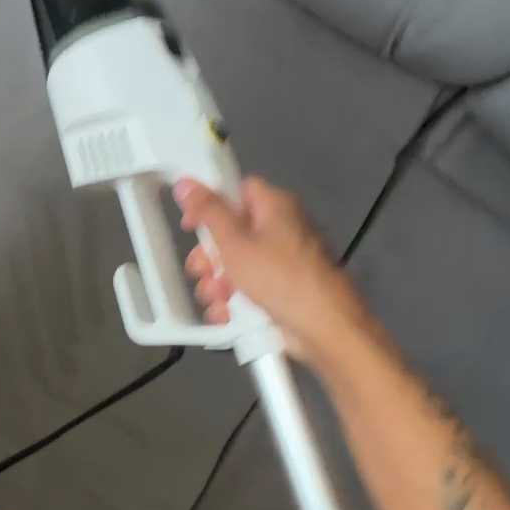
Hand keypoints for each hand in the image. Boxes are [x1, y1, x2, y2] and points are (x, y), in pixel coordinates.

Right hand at [175, 176, 374, 363]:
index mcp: (276, 207)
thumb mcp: (234, 242)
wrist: (322, 328)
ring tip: (216, 298)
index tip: (191, 225)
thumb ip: (208, 211)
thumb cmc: (278, 277)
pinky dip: (233, 298)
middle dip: (210, 256)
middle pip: (232, 231)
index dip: (210, 204)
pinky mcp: (282, 288)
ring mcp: (282, 261)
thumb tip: (187, 182)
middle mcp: (281, 229)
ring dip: (217, 281)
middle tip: (201, 270)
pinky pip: (248, 285)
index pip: (237, 190)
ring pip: (236, 263)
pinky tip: (225, 312)